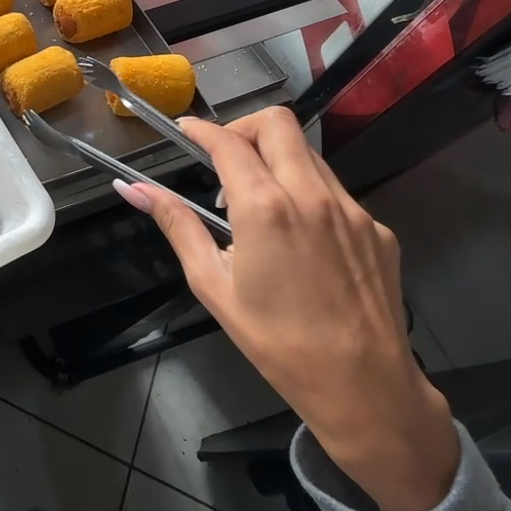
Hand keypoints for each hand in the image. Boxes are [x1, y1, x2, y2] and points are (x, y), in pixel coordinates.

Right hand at [115, 107, 457, 510]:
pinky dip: (306, 193)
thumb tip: (132, 188)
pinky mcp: (378, 229)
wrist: (365, 387)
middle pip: (276, 123)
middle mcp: (311, 195)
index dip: (200, 129)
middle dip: (242, 129)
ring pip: (308, 153)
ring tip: (255, 204)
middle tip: (221, 159)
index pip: (227, 142)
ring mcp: (352, 209)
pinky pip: (334, 190)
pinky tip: (298, 238)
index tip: (184, 130)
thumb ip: (176, 224)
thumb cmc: (275, 341)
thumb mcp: (212, 283)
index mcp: (265, 207)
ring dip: (275, 158)